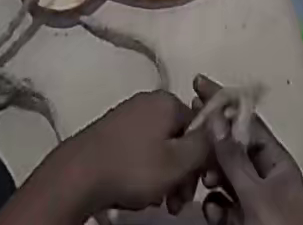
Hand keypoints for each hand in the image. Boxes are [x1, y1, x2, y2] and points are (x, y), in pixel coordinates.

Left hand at [56, 90, 209, 215]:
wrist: (80, 173)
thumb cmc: (134, 167)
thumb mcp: (178, 162)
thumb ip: (205, 145)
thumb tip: (222, 125)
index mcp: (168, 101)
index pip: (201, 127)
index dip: (203, 159)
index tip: (197, 187)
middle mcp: (150, 100)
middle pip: (180, 137)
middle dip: (183, 172)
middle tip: (175, 202)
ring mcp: (130, 113)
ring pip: (161, 146)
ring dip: (165, 175)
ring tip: (156, 200)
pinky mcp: (114, 128)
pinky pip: (141, 147)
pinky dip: (145, 168)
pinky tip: (137, 189)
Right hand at [194, 76, 302, 224]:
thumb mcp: (256, 195)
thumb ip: (234, 159)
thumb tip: (216, 121)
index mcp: (276, 161)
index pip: (246, 121)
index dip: (224, 102)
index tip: (198, 84)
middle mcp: (266, 175)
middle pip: (234, 147)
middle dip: (212, 143)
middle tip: (189, 134)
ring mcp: (255, 201)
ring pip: (225, 176)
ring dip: (211, 177)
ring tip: (203, 183)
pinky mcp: (244, 223)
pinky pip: (223, 204)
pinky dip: (214, 205)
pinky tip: (210, 212)